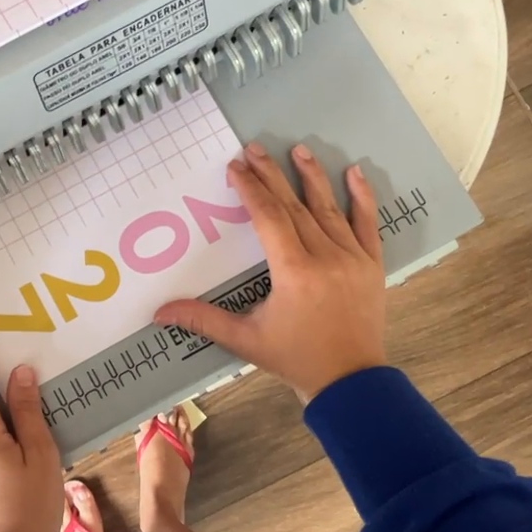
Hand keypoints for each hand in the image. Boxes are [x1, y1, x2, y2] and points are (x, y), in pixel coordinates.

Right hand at [155, 142, 385, 401]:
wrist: (351, 383)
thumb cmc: (294, 359)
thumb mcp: (245, 340)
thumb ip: (203, 320)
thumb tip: (159, 313)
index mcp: (294, 272)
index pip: (268, 218)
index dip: (251, 190)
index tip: (236, 167)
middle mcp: (325, 257)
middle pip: (294, 206)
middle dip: (271, 175)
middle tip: (254, 148)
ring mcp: (352, 258)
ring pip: (329, 208)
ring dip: (311, 176)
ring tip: (297, 149)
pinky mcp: (372, 265)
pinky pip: (368, 223)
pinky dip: (362, 197)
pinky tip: (355, 173)